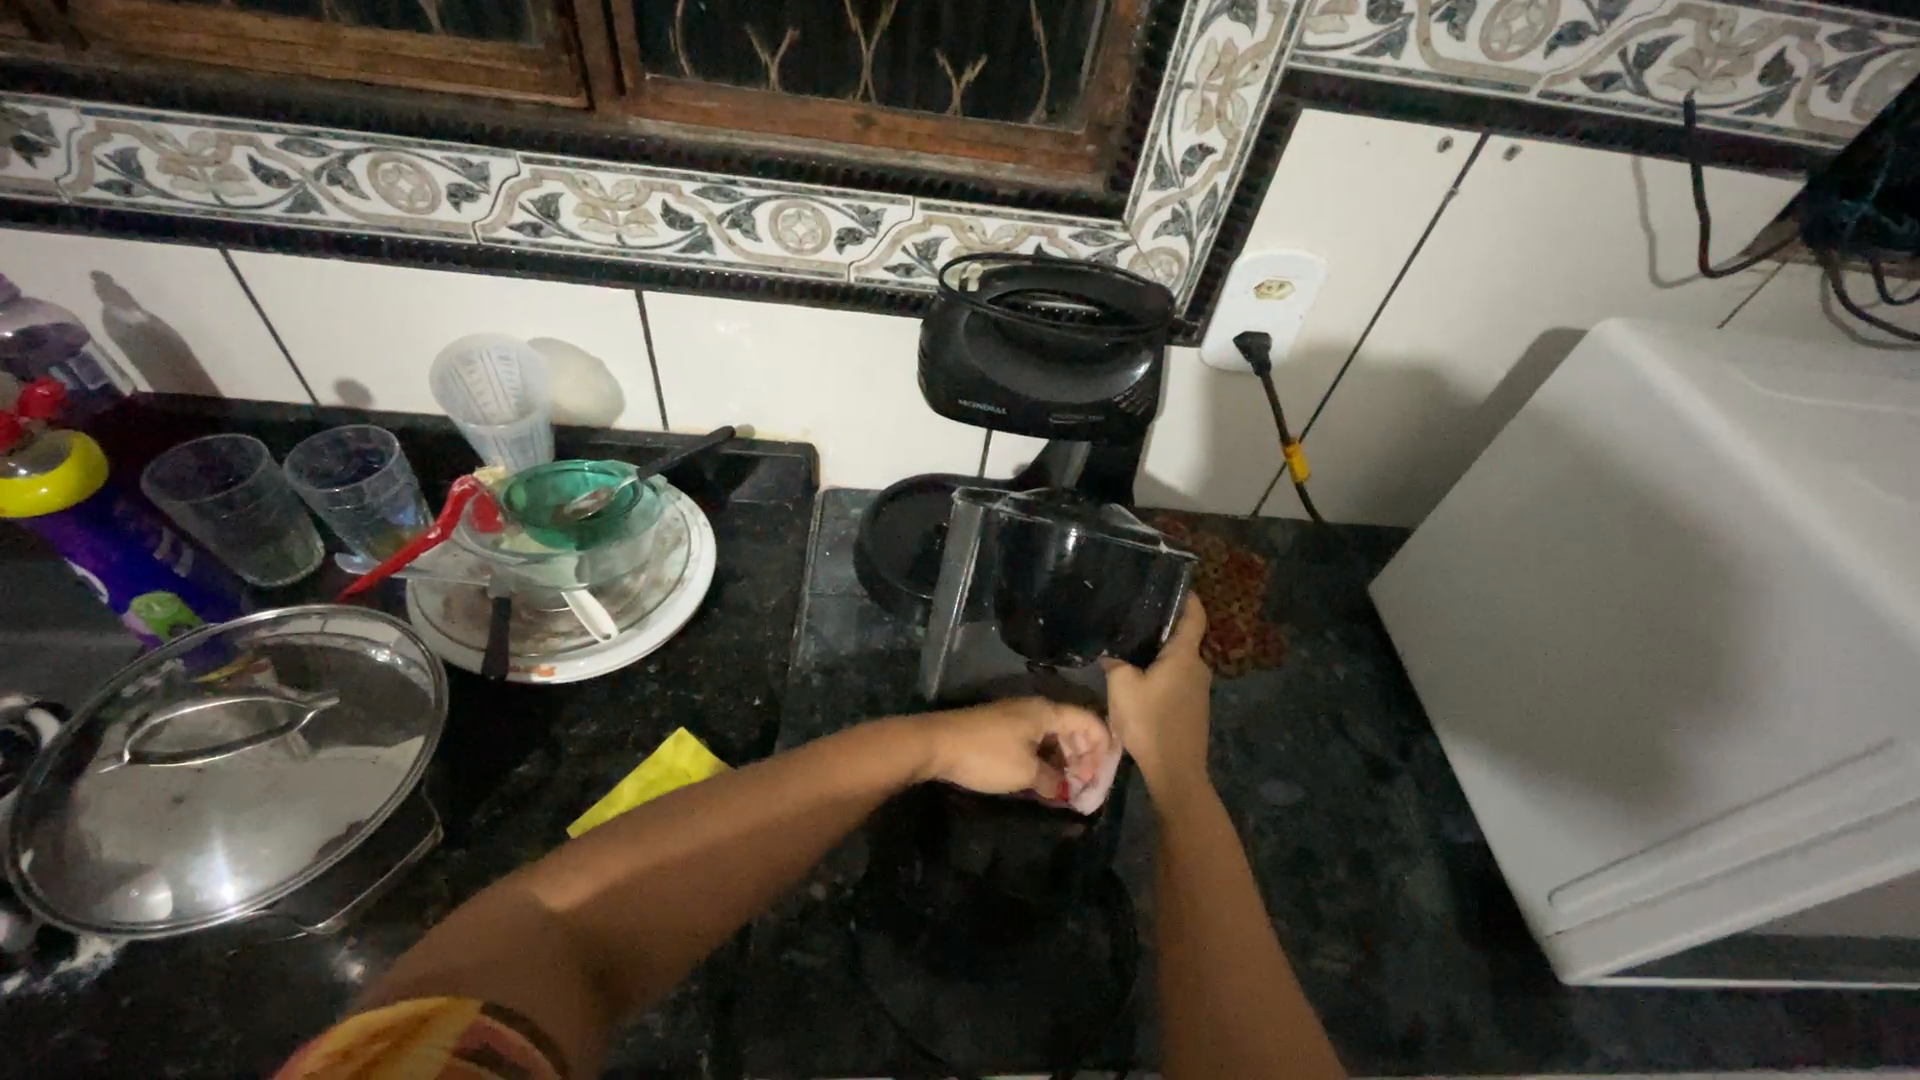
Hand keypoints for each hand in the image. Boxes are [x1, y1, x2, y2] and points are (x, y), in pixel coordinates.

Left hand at [912, 698, 1112, 799]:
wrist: (935, 744)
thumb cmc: (986, 755)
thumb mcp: (1025, 773)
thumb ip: (1053, 780)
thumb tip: (1066, 789)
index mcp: (1047, 712)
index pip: (1090, 722)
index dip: (1101, 749)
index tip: (1098, 778)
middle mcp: (1035, 709)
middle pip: (1073, 728)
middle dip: (1084, 757)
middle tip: (1084, 788)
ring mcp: (1017, 718)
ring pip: (1053, 737)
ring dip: (1064, 761)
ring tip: (1066, 789)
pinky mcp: (1002, 729)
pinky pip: (1035, 742)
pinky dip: (1045, 760)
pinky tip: (1044, 781)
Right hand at [1103, 595, 1211, 797]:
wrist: (1175, 770)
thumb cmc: (1150, 721)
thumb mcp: (1121, 686)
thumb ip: (1116, 662)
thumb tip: (1112, 650)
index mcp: (1184, 655)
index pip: (1194, 616)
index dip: (1188, 597)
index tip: (1174, 584)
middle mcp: (1198, 667)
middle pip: (1184, 639)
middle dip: (1162, 628)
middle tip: (1135, 617)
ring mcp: (1200, 690)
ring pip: (1179, 662)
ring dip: (1159, 655)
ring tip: (1131, 648)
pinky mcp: (1194, 708)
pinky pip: (1178, 680)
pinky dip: (1162, 674)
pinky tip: (1141, 680)